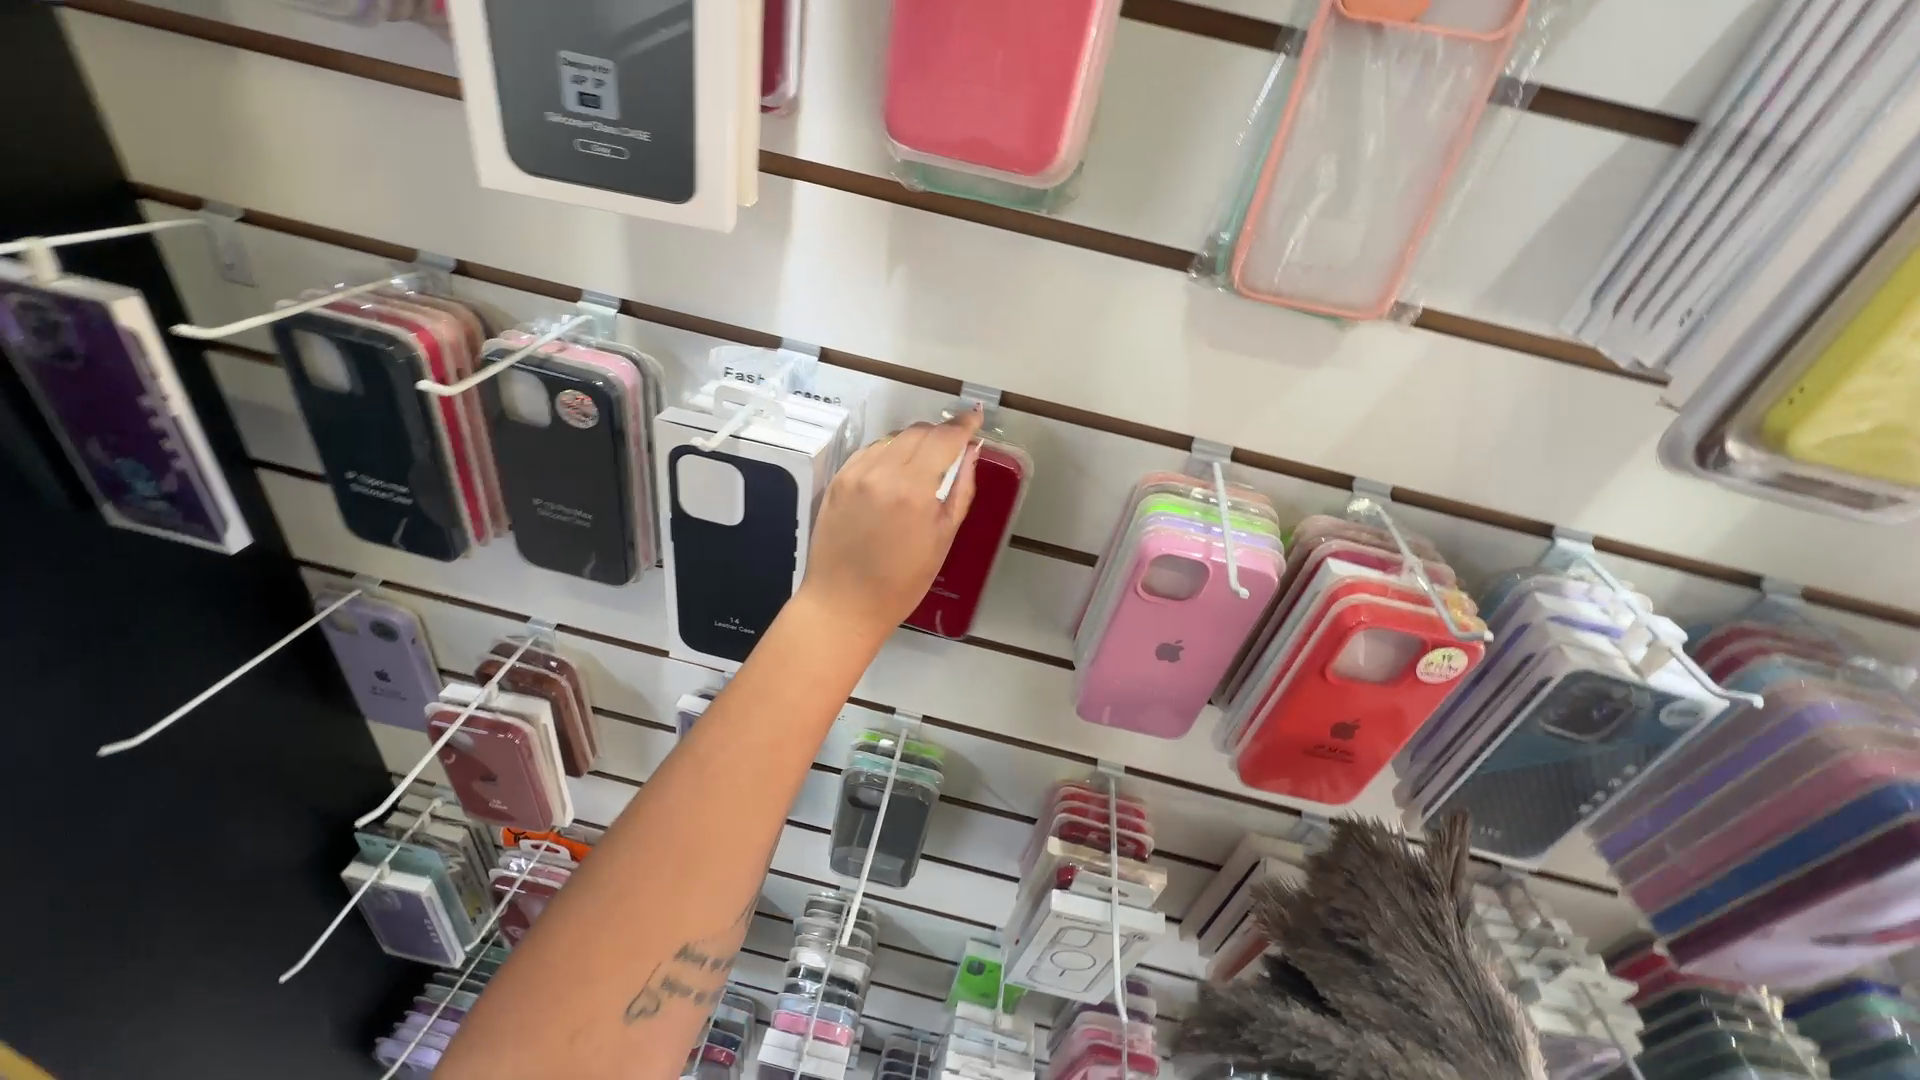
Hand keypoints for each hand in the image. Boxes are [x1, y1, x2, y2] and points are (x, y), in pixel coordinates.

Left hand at [800, 406, 984, 636]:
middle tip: (953, 447)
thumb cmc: (902, 582)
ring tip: (923, 463)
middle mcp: (882, 473)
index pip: (944, 438)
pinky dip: (888, 454)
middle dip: (940, 434)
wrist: (844, 603)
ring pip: (893, 439)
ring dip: (913, 443)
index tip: (975, 418)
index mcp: (914, 490)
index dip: (963, 425)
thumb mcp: (943, 539)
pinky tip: (894, 473)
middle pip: (918, 432)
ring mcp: (855, 474)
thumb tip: (970, 454)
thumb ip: (960, 490)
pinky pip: (869, 452)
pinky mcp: (837, 481)